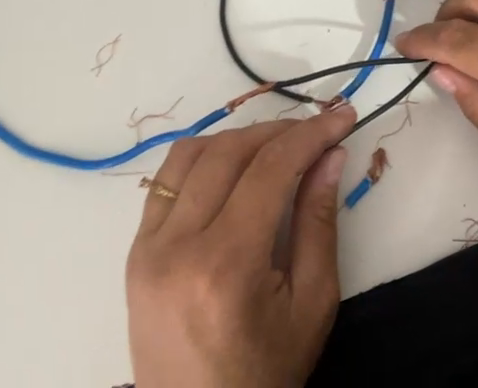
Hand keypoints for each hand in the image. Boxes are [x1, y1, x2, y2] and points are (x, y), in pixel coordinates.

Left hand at [124, 110, 352, 387]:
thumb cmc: (266, 375)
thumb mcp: (312, 304)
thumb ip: (319, 222)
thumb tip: (331, 154)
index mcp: (226, 265)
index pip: (271, 169)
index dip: (311, 133)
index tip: (343, 115)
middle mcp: (176, 247)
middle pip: (229, 152)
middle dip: (280, 130)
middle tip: (317, 130)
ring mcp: (146, 249)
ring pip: (190, 155)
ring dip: (238, 138)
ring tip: (278, 146)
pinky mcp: (134, 254)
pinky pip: (165, 182)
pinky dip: (203, 160)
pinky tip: (234, 168)